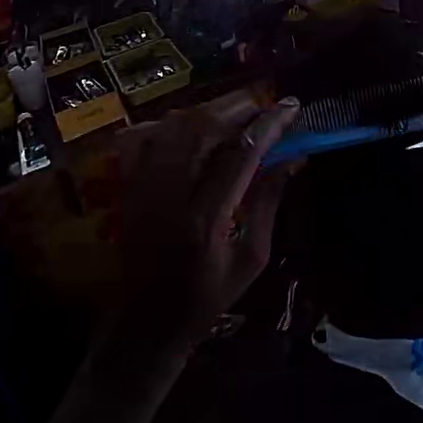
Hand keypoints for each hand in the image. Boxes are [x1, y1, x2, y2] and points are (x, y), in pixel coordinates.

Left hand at [115, 93, 300, 343]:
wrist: (148, 318)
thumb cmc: (207, 295)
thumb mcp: (251, 257)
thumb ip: (269, 202)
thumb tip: (294, 158)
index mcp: (207, 216)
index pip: (241, 152)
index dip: (269, 123)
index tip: (291, 105)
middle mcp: (170, 191)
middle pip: (203, 126)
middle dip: (239, 106)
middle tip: (265, 104)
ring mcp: (143, 183)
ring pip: (175, 123)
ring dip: (209, 109)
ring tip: (237, 112)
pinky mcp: (128, 181)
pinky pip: (146, 133)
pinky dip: (171, 120)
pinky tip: (191, 125)